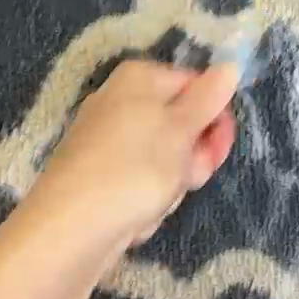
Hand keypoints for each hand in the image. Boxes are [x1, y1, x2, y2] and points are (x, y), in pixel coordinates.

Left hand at [30, 60, 241, 249]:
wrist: (69, 232)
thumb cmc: (134, 168)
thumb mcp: (182, 128)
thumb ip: (209, 96)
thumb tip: (229, 66)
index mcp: (140, 78)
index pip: (197, 86)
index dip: (214, 118)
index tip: (218, 148)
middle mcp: (120, 100)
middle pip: (181, 123)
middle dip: (192, 155)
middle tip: (187, 176)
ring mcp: (107, 140)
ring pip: (164, 158)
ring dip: (172, 182)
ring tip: (156, 201)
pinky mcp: (98, 175)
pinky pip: (139, 181)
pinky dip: (146, 198)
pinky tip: (137, 216)